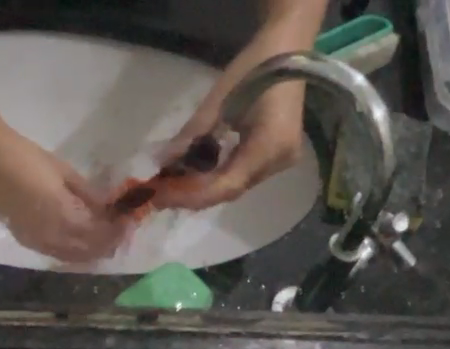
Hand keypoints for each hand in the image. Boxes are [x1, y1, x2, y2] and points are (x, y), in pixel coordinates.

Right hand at [0, 124, 130, 262]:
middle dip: (108, 243)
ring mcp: (38, 243)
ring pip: (74, 257)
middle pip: (89, 251)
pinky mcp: (27, 241)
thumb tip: (107, 208)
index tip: (129, 220)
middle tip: (121, 231)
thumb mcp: (64, 173)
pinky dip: (75, 251)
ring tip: (105, 238)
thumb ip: (88, 195)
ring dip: (92, 250)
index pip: (99, 234)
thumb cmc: (27, 158)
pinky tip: (81, 240)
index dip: (117, 230)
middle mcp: (52, 238)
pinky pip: (58, 254)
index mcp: (64, 218)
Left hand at [151, 14, 318, 212]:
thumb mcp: (218, 101)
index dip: (190, 195)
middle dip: (192, 195)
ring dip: (202, 188)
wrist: (288, 51)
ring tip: (172, 186)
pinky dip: (216, 177)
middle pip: (229, 190)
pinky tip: (194, 176)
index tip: (160, 195)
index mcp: (268, 146)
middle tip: (161, 193)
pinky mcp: (276, 159)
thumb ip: (192, 135)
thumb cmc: (252, 68)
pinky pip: (242, 176)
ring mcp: (280, 163)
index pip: (224, 186)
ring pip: (234, 186)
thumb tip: (162, 162)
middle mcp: (277, 163)